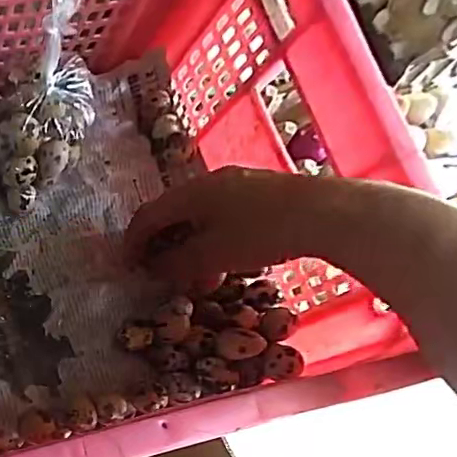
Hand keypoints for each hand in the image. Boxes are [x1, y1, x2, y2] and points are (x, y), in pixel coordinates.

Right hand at [124, 167, 370, 292]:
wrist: (328, 213)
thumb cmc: (260, 233)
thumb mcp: (210, 256)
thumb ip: (175, 264)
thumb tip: (155, 268)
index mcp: (189, 193)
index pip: (146, 217)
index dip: (132, 243)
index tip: (128, 267)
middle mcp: (208, 182)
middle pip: (171, 215)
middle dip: (160, 245)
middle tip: (159, 271)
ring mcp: (237, 184)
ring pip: (197, 217)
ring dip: (187, 245)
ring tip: (195, 274)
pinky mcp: (260, 192)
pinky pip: (220, 216)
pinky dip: (210, 239)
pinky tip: (224, 261)